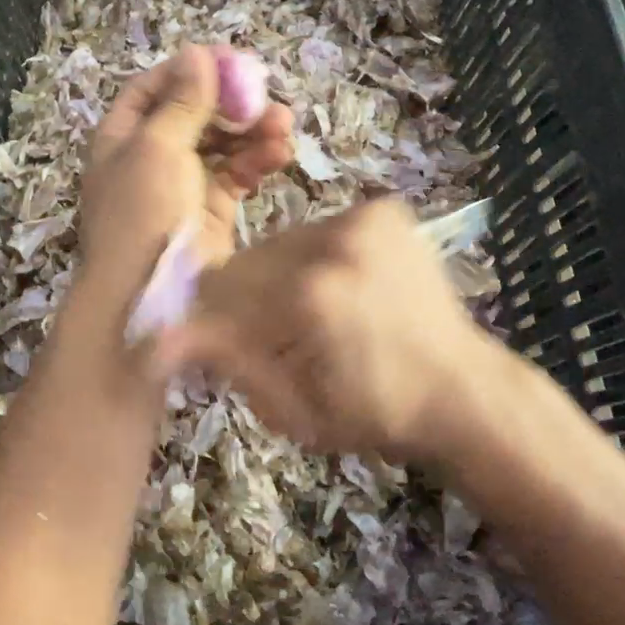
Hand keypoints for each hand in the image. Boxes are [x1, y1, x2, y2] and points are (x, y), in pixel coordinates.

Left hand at [76, 45, 292, 314]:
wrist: (149, 294)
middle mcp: (149, 156)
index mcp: (122, 136)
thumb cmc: (143, 211)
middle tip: (265, 92)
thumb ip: (183, 101)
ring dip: (250, 130)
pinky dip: (256, 161)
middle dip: (229, 102)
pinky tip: (280, 153)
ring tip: (284, 123)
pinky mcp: (210, 210)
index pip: (152, 89)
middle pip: (192, 114)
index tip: (227, 60)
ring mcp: (180, 184)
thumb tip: (197, 53)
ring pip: (220, 144)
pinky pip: (236, 175)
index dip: (187, 71)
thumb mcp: (158, 146)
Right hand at [154, 198, 504, 462]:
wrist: (463, 391)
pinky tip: (340, 291)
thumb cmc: (376, 413)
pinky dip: (315, 258)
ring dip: (280, 276)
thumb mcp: (295, 411)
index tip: (203, 342)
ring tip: (311, 316)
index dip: (206, 321)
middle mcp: (333, 243)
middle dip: (244, 300)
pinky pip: (318, 229)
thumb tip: (160, 341)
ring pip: (282, 243)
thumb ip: (230, 364)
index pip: (221, 292)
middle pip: (250, 262)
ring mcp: (362, 219)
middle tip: (267, 336)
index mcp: (309, 296)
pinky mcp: (382, 211)